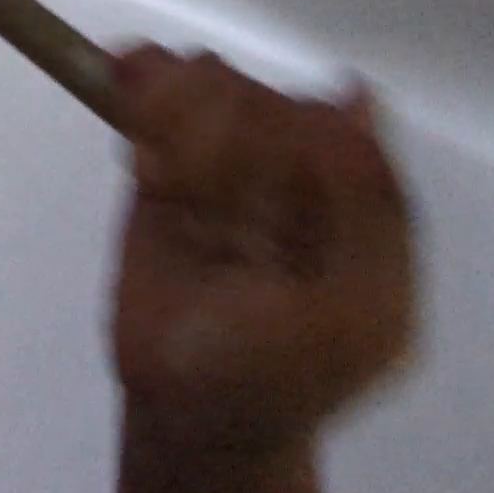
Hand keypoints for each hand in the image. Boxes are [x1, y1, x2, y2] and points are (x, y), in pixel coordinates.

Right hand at [109, 46, 415, 492]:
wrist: (189, 407)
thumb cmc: (281, 371)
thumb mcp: (356, 310)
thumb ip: (368, 208)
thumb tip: (350, 93)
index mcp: (344, 193)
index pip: (307, 116)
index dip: (268, 139)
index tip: (242, 197)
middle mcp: (283, 167)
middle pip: (242, 94)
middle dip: (210, 141)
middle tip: (198, 209)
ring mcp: (214, 164)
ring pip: (193, 85)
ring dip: (166, 107)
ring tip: (158, 168)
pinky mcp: (155, 173)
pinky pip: (146, 109)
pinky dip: (134, 93)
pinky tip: (126, 102)